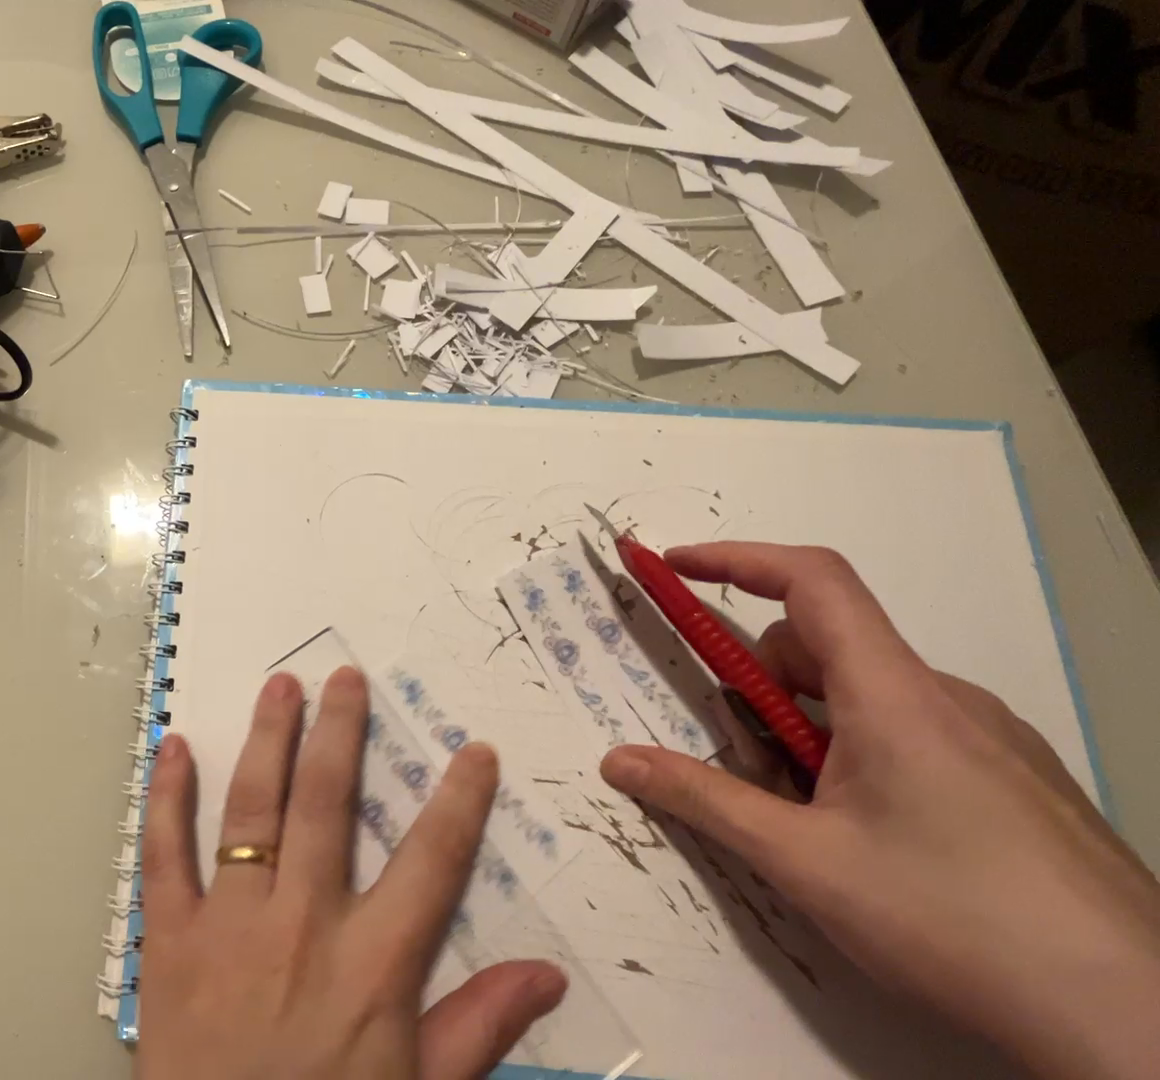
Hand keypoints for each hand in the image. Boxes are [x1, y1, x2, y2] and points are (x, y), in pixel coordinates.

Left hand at [135, 669, 567, 1079]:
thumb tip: (548, 974)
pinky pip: (163, 852)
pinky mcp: (168, 936)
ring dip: (267, 741)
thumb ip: (478, 1028)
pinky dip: (165, 795)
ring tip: (280, 686)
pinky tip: (172, 745)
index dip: (458, 802)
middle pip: (326, 806)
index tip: (473, 752)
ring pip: (250, 808)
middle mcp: (300, 922)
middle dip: (341, 734)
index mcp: (371, 962)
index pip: (431, 862)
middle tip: (346, 678)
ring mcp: (228, 922)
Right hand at [598, 542, 1159, 1079]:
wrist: (1138, 1027)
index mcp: (894, 696)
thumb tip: (617, 760)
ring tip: (802, 817)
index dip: (734, 559)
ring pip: (864, 699)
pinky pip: (909, 735)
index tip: (673, 566)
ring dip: (804, 730)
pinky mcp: (1015, 782)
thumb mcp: (803, 861)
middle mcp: (946, 699)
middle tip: (734, 759)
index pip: (812, 581)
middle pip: (826, 649)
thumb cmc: (954, 922)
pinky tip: (868, 838)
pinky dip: (854, 755)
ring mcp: (990, 740)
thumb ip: (702, 799)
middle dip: (758, 686)